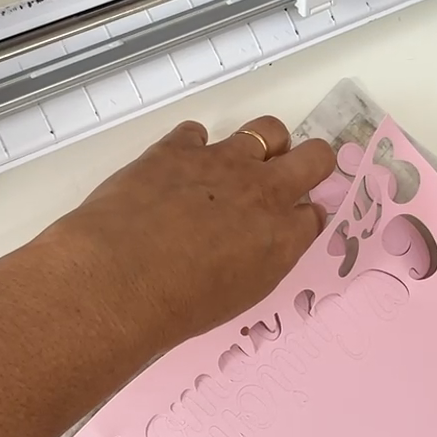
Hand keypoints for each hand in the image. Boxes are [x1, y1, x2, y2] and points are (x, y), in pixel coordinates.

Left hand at [41, 116, 334, 348]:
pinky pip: (197, 132)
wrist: (122, 277)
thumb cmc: (180, 306)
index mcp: (282, 237)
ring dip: (263, 144)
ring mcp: (222, 162)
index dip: (304, 217)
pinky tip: (178, 168)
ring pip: (267, 130)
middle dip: (312, 162)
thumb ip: (260, 261)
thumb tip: (258, 245)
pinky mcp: (178, 148)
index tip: (291, 223)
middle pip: (315, 157)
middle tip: (291, 176)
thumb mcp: (238, 296)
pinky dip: (192, 147)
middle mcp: (263, 191)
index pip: (315, 214)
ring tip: (240, 165)